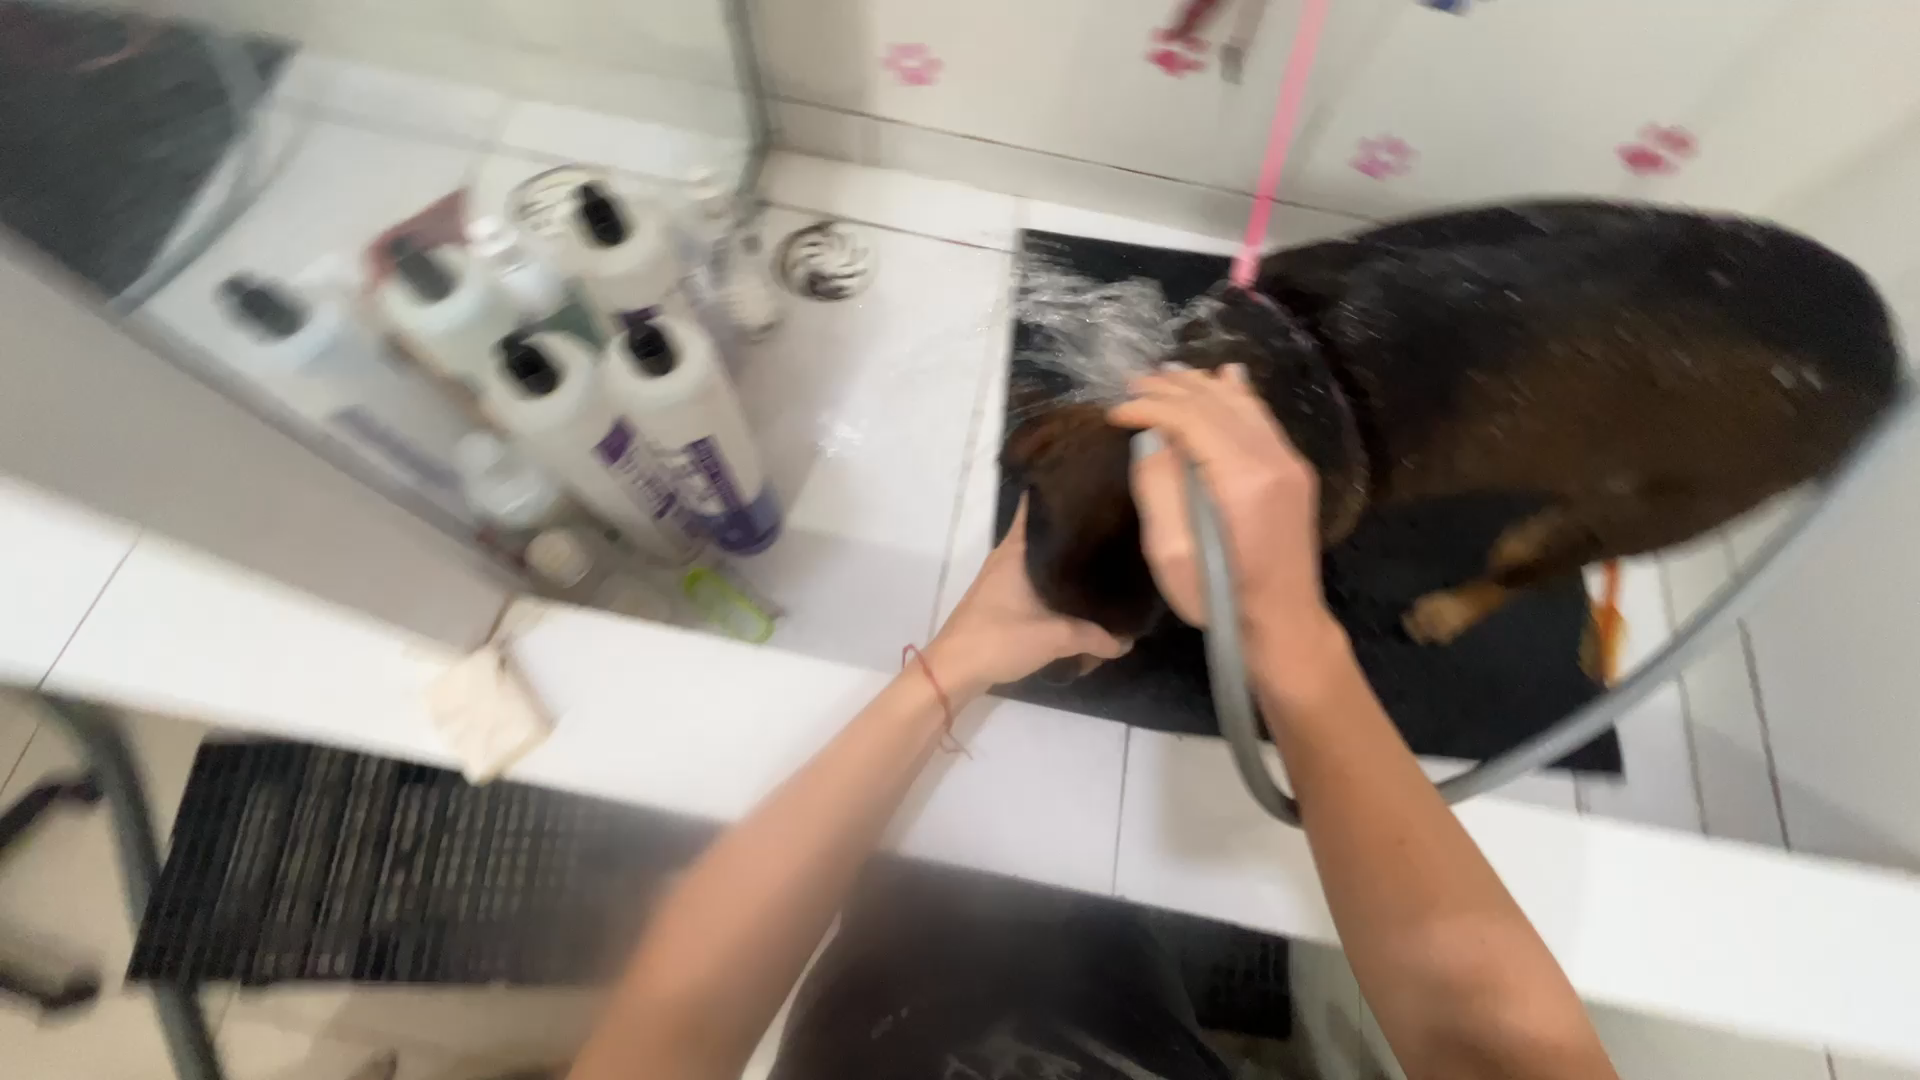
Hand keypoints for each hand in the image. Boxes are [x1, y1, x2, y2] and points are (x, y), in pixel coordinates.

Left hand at [926, 499, 1131, 697]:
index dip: (1063, 495)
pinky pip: (1032, 580)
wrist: (954, 670)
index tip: (1095, 490)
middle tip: (1111, 527)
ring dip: (1062, 560)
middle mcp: (1007, 556)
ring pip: (1038, 558)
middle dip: (1073, 530)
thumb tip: (1127, 640)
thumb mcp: (1055, 637)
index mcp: (1015, 550)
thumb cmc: (999, 639)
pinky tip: (1075, 592)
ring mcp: (1000, 577)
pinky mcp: (999, 598)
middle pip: (1043, 532)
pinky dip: (1051, 582)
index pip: (1037, 506)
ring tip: (1100, 558)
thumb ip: (1095, 636)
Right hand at [1107, 364, 1337, 657]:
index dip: (1150, 408)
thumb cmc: (1218, 596)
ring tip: (1168, 373)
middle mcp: (1272, 459)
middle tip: (1132, 380)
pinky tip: (1226, 376)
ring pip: (1243, 405)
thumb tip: (1149, 439)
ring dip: (1202, 385)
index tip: (1115, 413)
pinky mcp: (1293, 473)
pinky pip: (1262, 419)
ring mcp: (1289, 464)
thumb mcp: (1171, 552)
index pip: (1191, 420)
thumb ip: (1158, 488)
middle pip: (1217, 405)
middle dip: (1172, 389)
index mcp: (1241, 479)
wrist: (1283, 622)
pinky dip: (1238, 395)